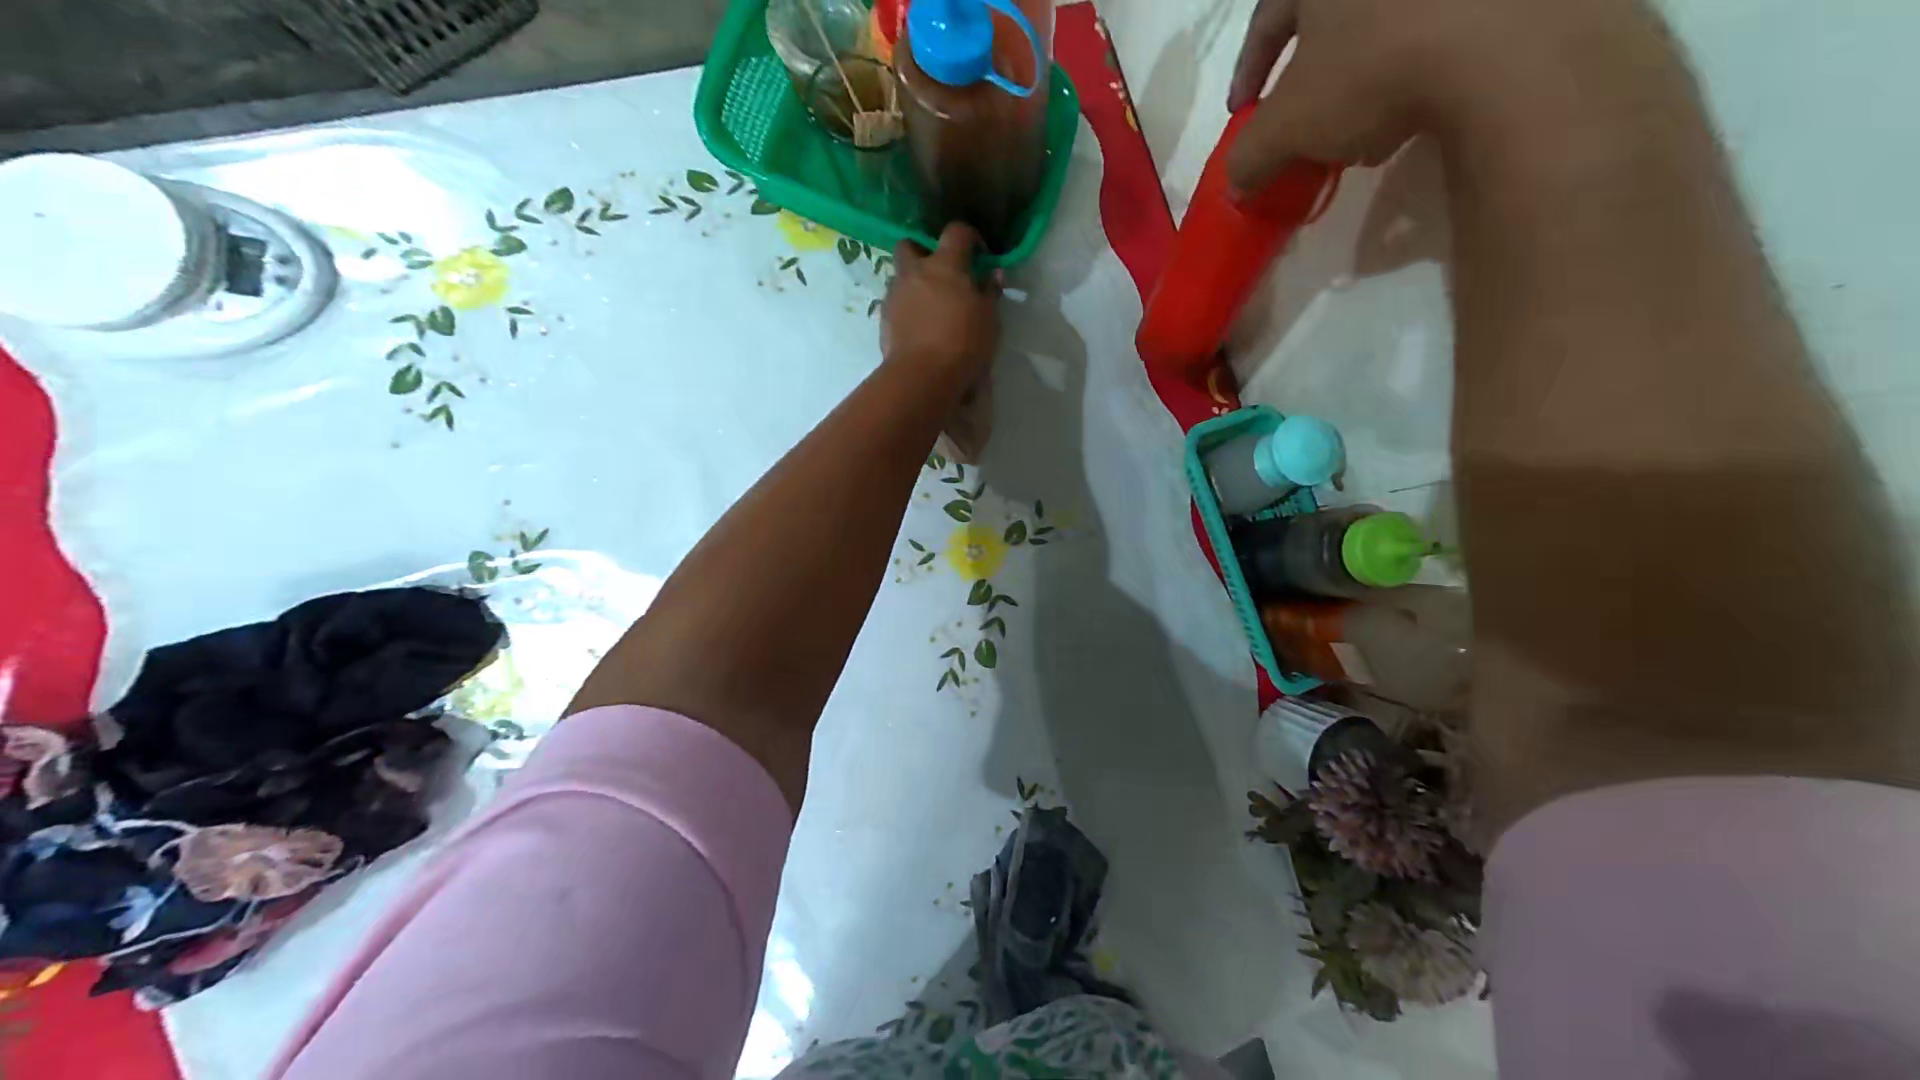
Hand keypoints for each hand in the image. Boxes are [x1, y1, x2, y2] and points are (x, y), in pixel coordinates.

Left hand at [881, 222, 999, 384]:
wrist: (922, 377)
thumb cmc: (964, 344)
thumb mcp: (989, 319)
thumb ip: (990, 292)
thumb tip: (993, 274)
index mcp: (945, 265)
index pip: (956, 231)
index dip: (970, 237)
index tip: (980, 254)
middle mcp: (914, 272)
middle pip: (910, 245)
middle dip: (923, 251)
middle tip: (941, 272)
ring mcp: (894, 295)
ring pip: (900, 275)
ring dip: (914, 283)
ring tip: (931, 305)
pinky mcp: (882, 319)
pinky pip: (894, 303)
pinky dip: (906, 308)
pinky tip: (919, 326)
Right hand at [1225, 0, 1664, 191]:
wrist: (1507, 45)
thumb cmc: (1371, 71)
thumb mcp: (1286, 130)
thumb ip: (1248, 157)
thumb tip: (1234, 184)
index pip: (1267, 17)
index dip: (1249, 72)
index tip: (1242, 112)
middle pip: (1331, 16)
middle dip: (1311, 73)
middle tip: (1304, 118)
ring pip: (1386, 19)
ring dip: (1363, 72)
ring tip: (1360, 128)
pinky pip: (1439, 23)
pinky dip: (1416, 64)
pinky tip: (1413, 110)